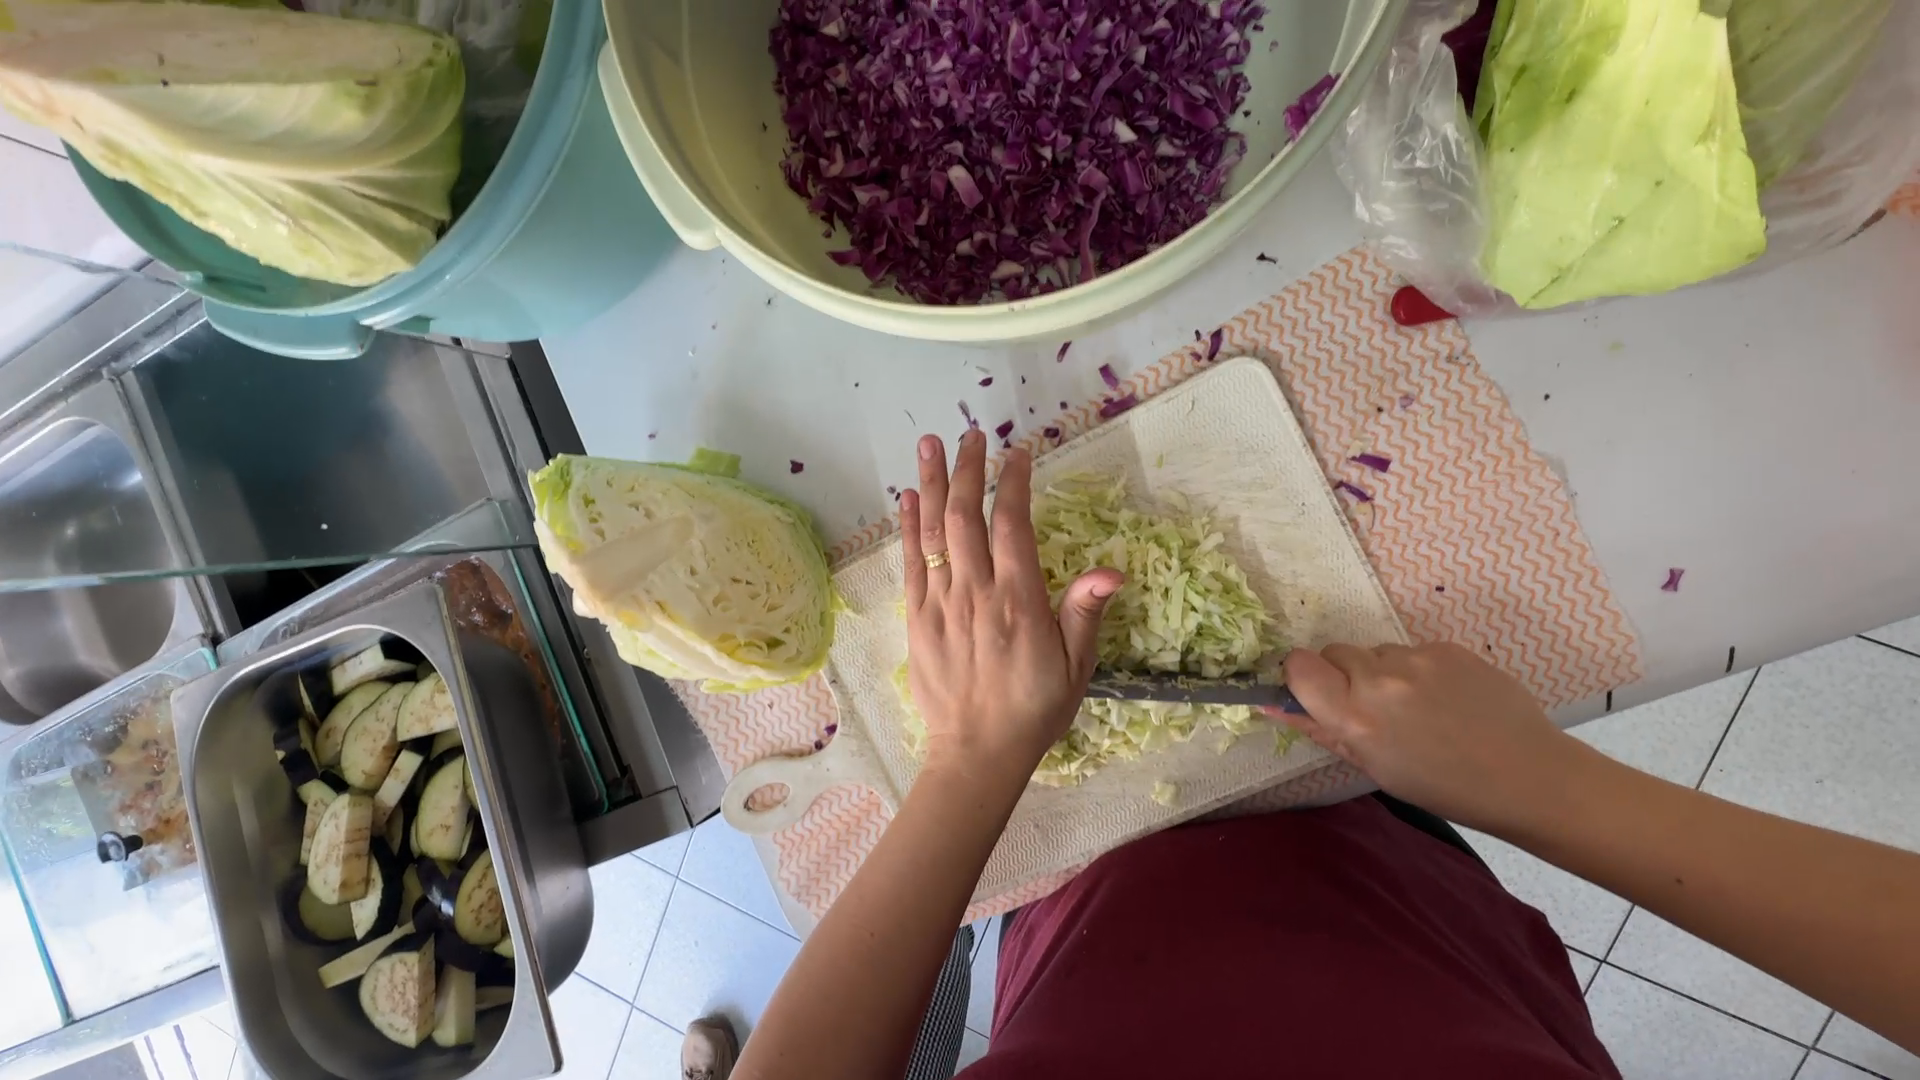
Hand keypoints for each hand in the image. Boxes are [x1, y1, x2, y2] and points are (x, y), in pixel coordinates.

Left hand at [899, 431, 1122, 778]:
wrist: (976, 753)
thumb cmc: (1033, 710)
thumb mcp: (1075, 669)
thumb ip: (1085, 613)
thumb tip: (1110, 568)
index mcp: (1020, 601)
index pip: (1013, 525)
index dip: (1015, 482)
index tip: (1017, 452)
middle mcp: (976, 592)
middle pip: (967, 515)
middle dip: (969, 469)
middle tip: (971, 434)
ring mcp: (940, 603)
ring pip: (933, 530)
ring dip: (931, 483)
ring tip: (930, 443)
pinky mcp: (916, 618)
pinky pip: (911, 562)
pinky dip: (909, 526)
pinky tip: (908, 497)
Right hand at [1277, 642, 1590, 830]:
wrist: (1530, 777)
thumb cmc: (1442, 785)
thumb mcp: (1372, 766)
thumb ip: (1320, 729)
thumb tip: (1271, 704)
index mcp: (1356, 717)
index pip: (1299, 666)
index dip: (1303, 677)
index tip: (1319, 695)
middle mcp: (1380, 680)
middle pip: (1334, 653)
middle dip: (1344, 675)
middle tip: (1373, 709)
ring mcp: (1417, 659)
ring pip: (1375, 651)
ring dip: (1382, 672)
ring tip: (1418, 707)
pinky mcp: (1448, 648)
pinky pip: (1412, 651)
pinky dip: (1418, 670)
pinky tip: (1445, 699)